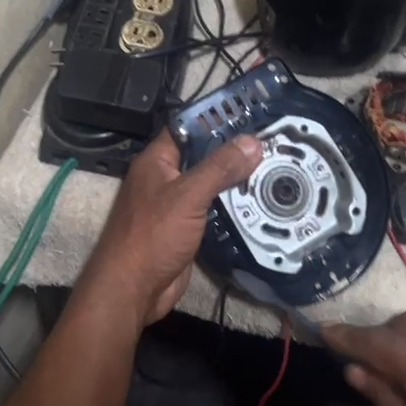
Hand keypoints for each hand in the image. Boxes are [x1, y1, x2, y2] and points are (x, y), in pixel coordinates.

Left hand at [76, 129, 262, 325]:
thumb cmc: (153, 234)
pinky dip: (231, 208)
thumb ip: (219, 168)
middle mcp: (164, 178)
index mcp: (157, 161)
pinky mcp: (185, 230)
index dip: (215, 120)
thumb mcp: (188, 195)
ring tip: (273, 169)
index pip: (187, 129)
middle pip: (201, 157)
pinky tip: (258, 204)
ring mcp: (174, 206)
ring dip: (235, 181)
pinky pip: (211, 211)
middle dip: (232, 153)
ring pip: (209, 186)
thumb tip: (252, 142)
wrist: (132, 290)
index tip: (250, 115)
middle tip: (271, 144)